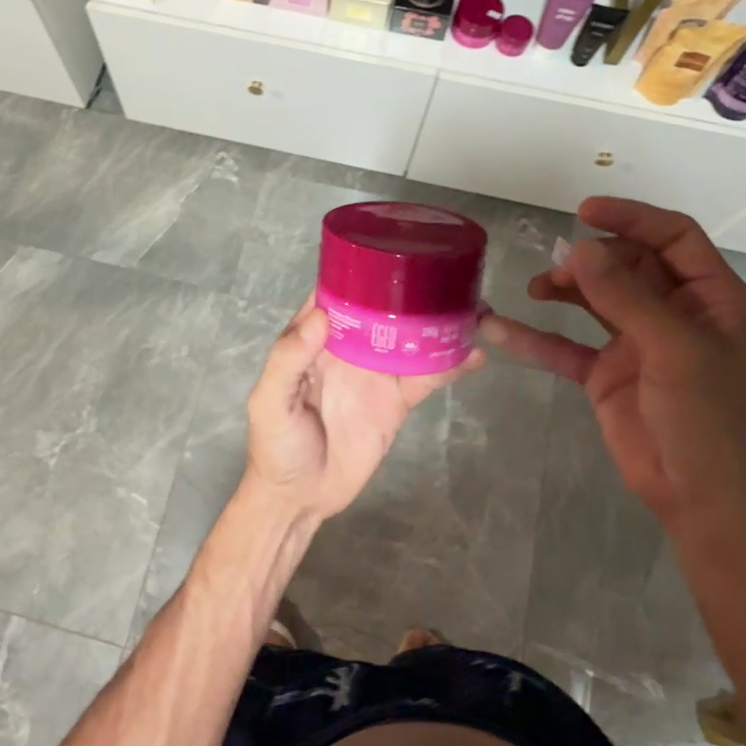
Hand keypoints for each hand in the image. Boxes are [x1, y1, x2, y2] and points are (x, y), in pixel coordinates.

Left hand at [245, 295, 485, 519]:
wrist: (301, 498)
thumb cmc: (277, 445)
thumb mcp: (270, 402)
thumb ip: (288, 359)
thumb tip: (321, 314)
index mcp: (314, 340)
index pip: (336, 295)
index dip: (357, 271)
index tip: (388, 248)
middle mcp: (348, 348)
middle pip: (381, 309)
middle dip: (410, 290)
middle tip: (447, 271)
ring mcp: (375, 373)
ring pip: (410, 338)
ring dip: (437, 323)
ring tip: (473, 304)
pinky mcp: (396, 401)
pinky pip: (426, 377)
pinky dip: (449, 364)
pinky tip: (474, 352)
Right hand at [480, 198, 745, 542]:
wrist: (705, 499)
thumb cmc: (710, 418)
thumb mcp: (676, 349)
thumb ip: (627, 296)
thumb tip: (580, 248)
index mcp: (712, 299)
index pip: (674, 238)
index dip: (633, 219)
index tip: (584, 212)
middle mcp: (675, 314)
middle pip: (629, 265)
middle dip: (593, 259)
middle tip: (559, 270)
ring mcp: (639, 345)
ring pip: (596, 300)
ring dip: (565, 288)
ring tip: (536, 288)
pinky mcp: (608, 376)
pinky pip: (566, 346)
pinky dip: (536, 337)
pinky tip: (499, 326)